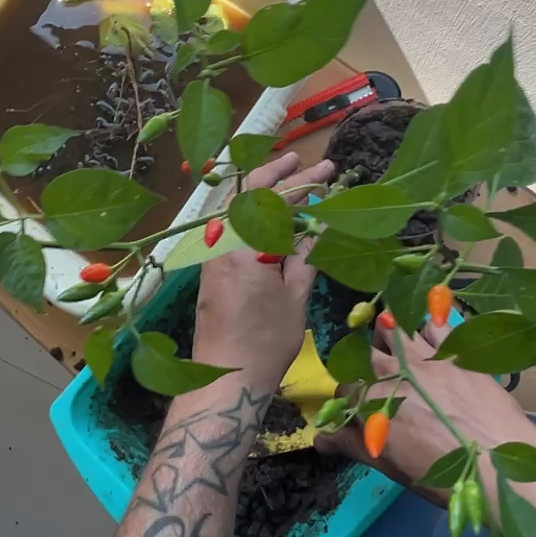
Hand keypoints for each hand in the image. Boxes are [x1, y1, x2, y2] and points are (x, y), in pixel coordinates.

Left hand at [191, 151, 334, 386]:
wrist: (225, 376)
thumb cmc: (265, 341)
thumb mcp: (294, 297)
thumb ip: (305, 255)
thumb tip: (319, 225)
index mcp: (244, 245)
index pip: (275, 200)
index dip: (302, 181)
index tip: (326, 169)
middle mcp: (221, 241)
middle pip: (249, 195)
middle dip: (277, 174)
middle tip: (303, 160)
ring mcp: (210, 253)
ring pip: (235, 208)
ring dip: (261, 190)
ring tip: (287, 173)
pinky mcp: (209, 266)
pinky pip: (229, 227)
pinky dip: (250, 213)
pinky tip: (268, 212)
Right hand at [316, 318, 535, 496]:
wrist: (499, 465)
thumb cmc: (441, 473)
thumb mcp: (390, 464)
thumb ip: (352, 445)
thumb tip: (319, 439)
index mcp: (371, 400)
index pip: (346, 390)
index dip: (349, 400)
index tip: (358, 410)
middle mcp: (391, 371)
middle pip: (364, 354)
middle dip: (364, 361)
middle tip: (376, 373)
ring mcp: (422, 357)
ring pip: (393, 328)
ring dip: (387, 331)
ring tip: (392, 336)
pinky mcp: (454, 351)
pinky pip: (433, 324)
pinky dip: (426, 323)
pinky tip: (427, 326)